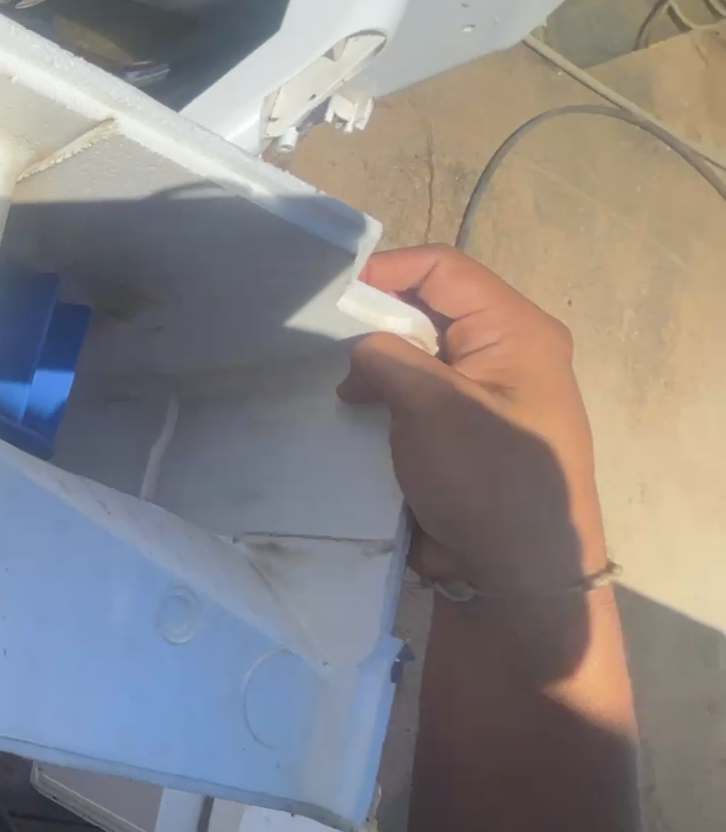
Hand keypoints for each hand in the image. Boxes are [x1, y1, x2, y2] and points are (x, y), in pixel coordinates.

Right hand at [338, 245, 608, 596]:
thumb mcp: (433, 406)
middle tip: (317, 340)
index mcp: (513, 332)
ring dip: (368, 362)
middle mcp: (497, 353)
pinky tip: (346, 410)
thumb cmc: (485, 475)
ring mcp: (474, 391)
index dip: (385, 271)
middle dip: (370, 319)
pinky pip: (404, 391)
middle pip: (425, 308)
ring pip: (409, 352)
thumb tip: (360, 350)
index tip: (327, 294)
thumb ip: (389, 359)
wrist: (511, 561)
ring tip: (331, 383)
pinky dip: (372, 394)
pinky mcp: (449, 426)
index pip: (444, 270)